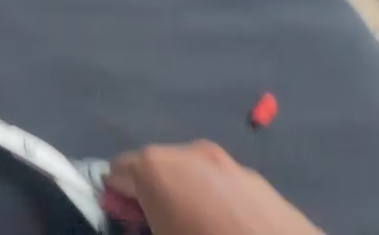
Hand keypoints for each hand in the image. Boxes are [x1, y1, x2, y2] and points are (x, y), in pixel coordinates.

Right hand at [106, 141, 323, 234]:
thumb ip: (138, 222)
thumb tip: (140, 215)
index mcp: (152, 163)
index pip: (114, 173)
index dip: (121, 201)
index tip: (135, 223)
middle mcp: (187, 152)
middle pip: (154, 168)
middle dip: (156, 194)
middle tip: (170, 226)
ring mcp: (230, 165)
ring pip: (193, 175)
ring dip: (191, 196)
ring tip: (209, 229)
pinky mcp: (264, 184)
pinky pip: (228, 187)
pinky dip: (224, 204)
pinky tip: (239, 231)